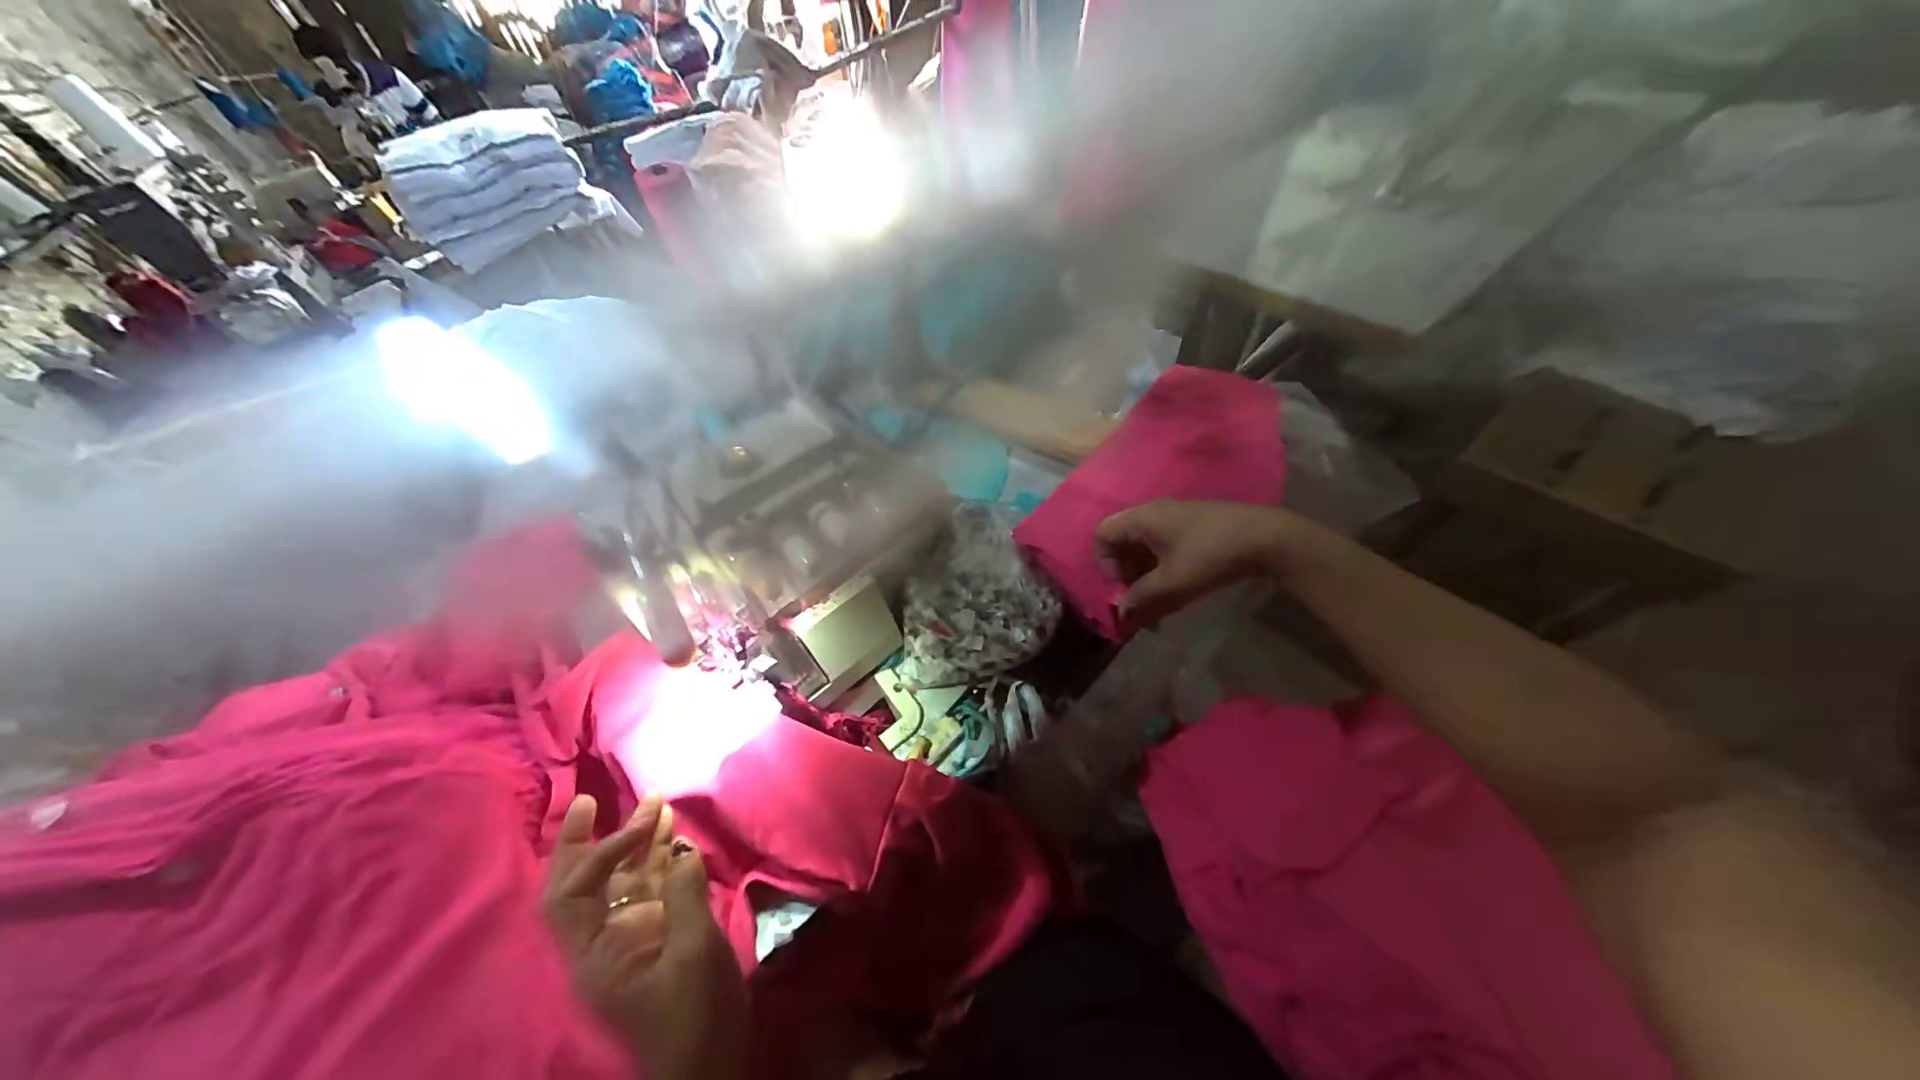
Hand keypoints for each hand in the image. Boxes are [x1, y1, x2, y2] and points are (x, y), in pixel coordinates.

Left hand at [543, 794, 748, 1079]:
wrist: (707, 1072)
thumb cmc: (694, 1018)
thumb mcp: (694, 954)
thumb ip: (685, 896)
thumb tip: (681, 850)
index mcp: (592, 958)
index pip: (572, 894)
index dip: (603, 851)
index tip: (643, 823)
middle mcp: (598, 947)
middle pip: (574, 888)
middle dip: (583, 842)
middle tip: (591, 799)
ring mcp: (625, 944)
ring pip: (616, 886)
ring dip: (632, 845)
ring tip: (655, 805)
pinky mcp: (652, 943)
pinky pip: (645, 895)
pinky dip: (654, 864)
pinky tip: (671, 839)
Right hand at [1094, 500, 1292, 627]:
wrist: (1268, 539)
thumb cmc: (1212, 555)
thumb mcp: (1173, 582)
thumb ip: (1141, 598)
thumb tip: (1122, 613)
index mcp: (1143, 518)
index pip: (1102, 535)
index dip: (1105, 565)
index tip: (1125, 587)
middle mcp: (1154, 513)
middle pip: (1122, 542)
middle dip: (1125, 574)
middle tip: (1140, 599)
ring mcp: (1175, 518)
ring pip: (1144, 547)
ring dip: (1144, 575)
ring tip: (1160, 600)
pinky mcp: (1194, 527)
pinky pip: (1164, 546)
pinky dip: (1162, 568)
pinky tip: (1178, 588)